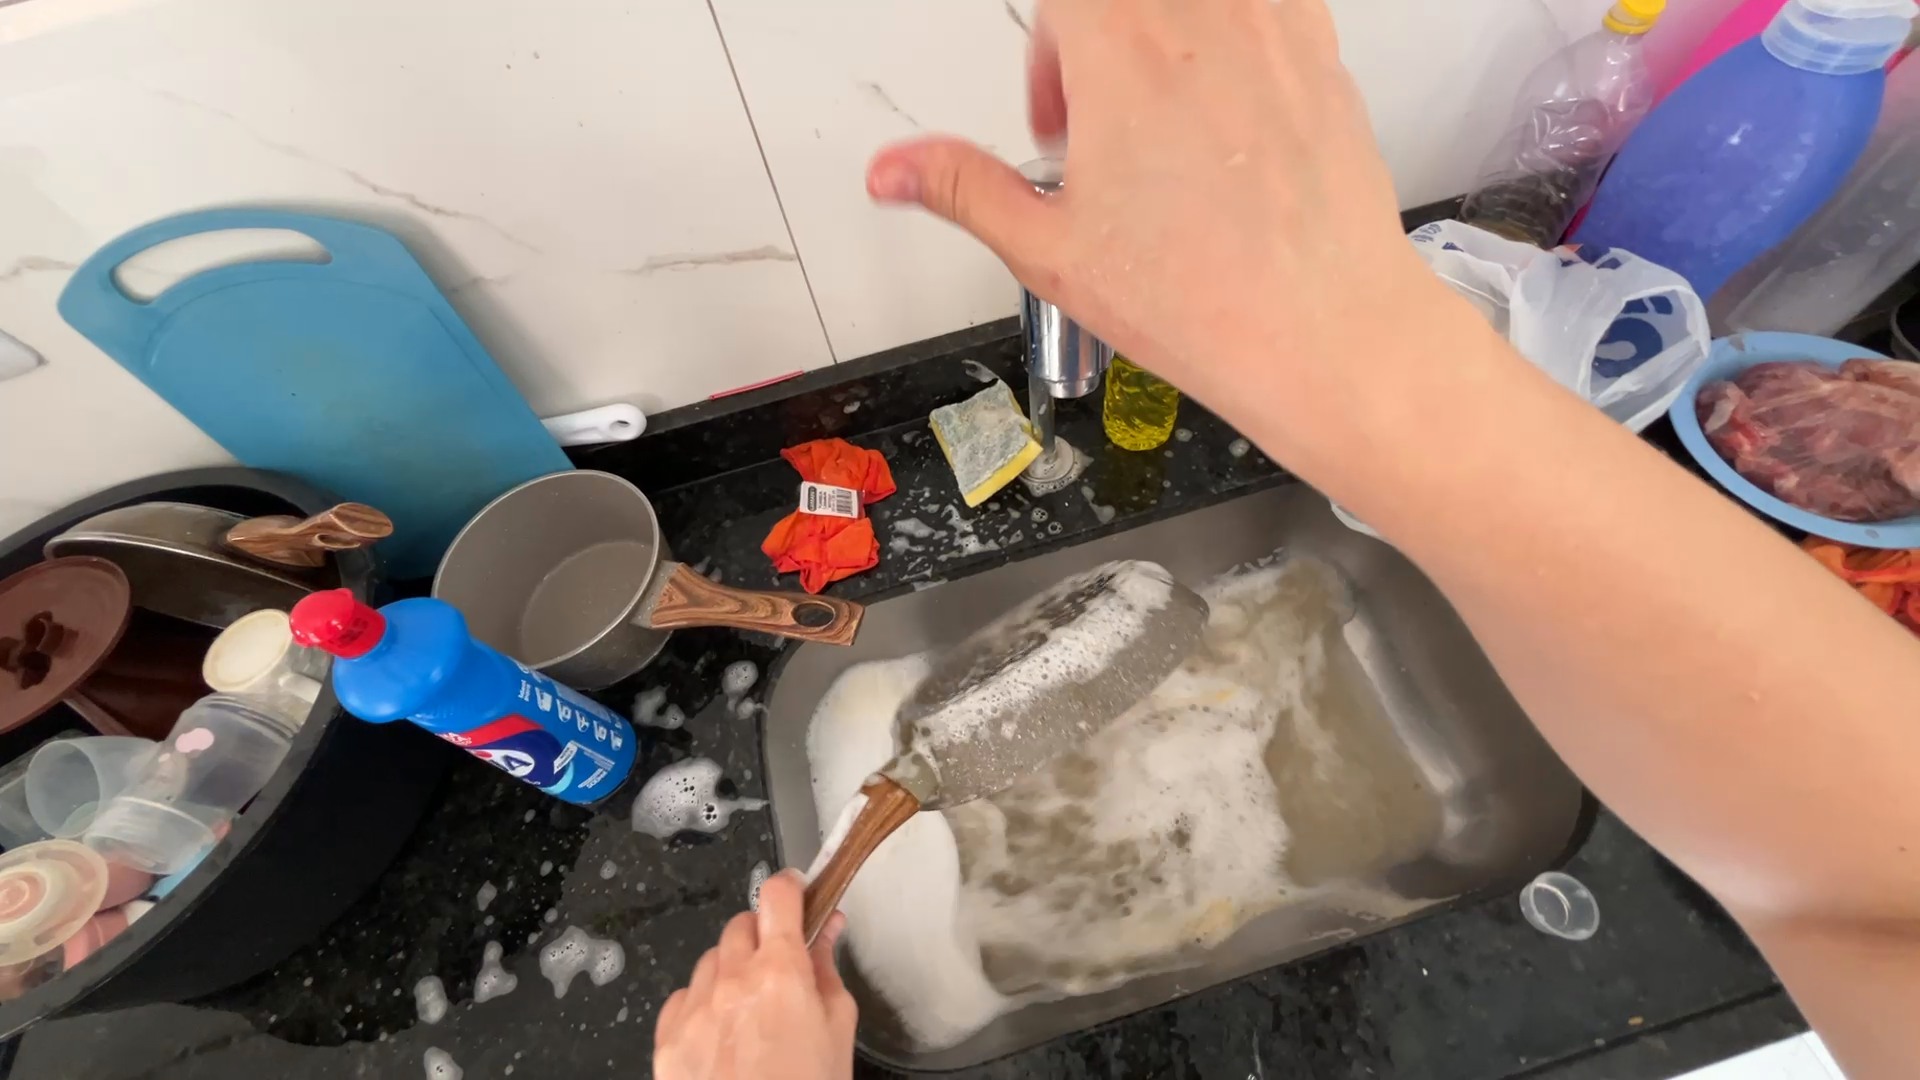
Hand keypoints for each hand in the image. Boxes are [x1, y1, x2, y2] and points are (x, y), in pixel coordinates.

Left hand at [654, 871, 855, 1079]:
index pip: (777, 894)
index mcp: (780, 969)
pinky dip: (701, 1002)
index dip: (790, 886)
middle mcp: (732, 979)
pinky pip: (683, 997)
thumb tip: (827, 926)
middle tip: (780, 966)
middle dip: (763, 934)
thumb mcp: (838, 1029)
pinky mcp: (667, 1043)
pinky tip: (720, 1033)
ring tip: (750, 1009)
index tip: (799, 893)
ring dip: (732, 969)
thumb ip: (828, 968)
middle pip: (742, 923)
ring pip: (712, 959)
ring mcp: (695, 1010)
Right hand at [864, 0, 1478, 467]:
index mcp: (1121, 48)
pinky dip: (1225, 47)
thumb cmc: (1194, 299)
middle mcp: (1201, 13)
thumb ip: (962, 188)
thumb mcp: (1048, 252)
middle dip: (1092, 52)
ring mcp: (1273, 24)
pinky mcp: (1321, 53)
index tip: (1058, 126)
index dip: (1047, 56)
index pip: (1061, 1)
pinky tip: (1221, 133)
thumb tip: (889, 169)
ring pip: (1188, 6)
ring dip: (1157, 46)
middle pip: (1120, 2)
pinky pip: (1259, 10)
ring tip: (1163, 139)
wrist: (1314, 328)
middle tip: (1102, 142)